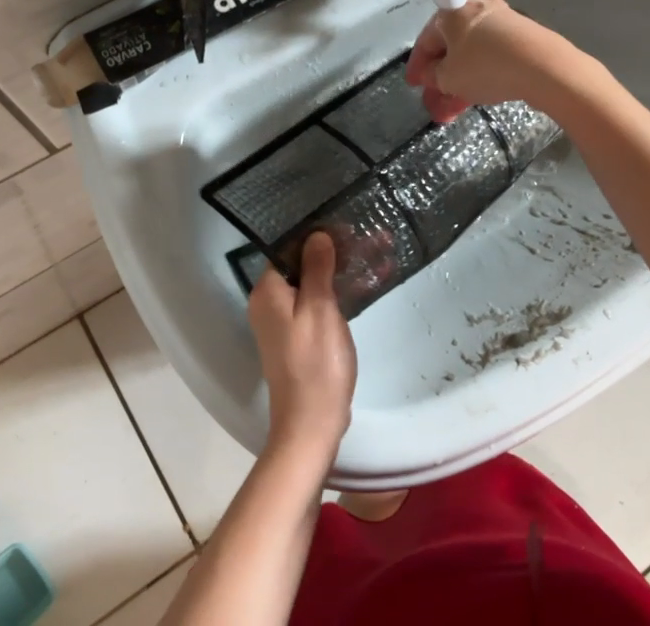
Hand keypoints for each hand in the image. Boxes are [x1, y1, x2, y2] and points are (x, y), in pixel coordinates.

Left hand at [248, 232, 356, 467]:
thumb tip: (316, 235)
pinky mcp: (301, 337)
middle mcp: (270, 303)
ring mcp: (285, 322)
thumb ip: (316, 269)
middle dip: (339, 251)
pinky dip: (342, 293)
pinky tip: (371, 283)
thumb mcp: (319, 309)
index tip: (352, 227)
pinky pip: (320, 304)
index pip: (290, 249)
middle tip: (375, 238)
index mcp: (267, 292)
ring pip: (316, 284)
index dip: (320, 236)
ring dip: (346, 270)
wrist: (311, 422)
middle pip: (304, 265)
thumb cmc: (316, 363)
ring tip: (382, 253)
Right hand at [404, 0, 581, 121]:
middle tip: (435, 105)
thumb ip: (433, 77)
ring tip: (453, 112)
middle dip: (440, 80)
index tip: (413, 85)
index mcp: (453, 12)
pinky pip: (491, 57)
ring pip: (471, 56)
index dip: (417, 65)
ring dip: (458, 83)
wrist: (544, 65)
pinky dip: (479, 76)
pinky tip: (476, 98)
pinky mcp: (521, 37)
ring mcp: (502, 22)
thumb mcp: (449, 78)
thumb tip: (430, 75)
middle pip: (450, 48)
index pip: (426, 38)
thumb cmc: (486, 66)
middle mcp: (477, 10)